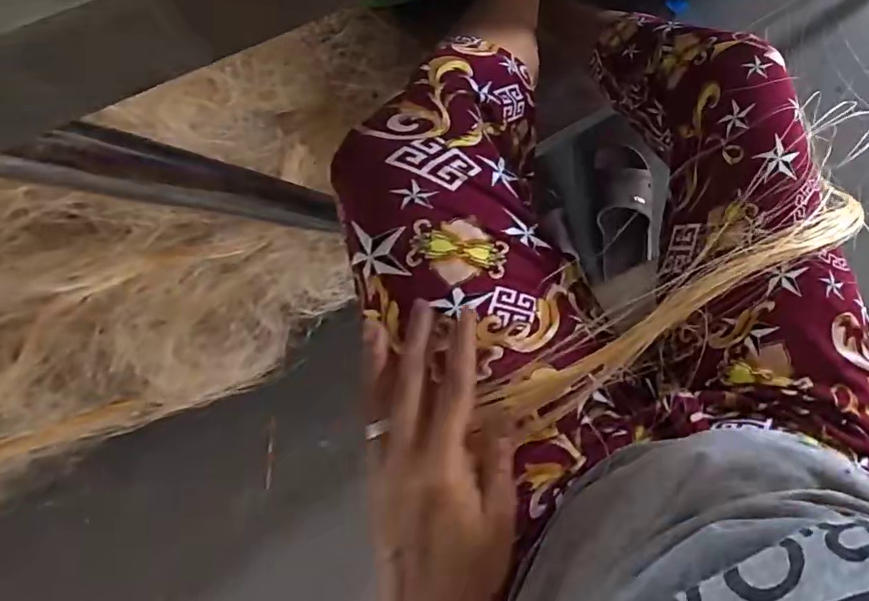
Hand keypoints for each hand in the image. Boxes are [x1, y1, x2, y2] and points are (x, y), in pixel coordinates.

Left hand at [366, 304, 516, 600]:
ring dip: (378, 361)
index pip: (454, 392)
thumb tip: (500, 413)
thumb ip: (497, 462)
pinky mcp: (370, 479)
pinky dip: (368, 393)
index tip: (464, 314)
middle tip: (422, 302)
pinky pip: (368, 425)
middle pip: (411, 386)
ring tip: (375, 325)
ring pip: (377, 402)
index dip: (460, 349)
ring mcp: (382, 467)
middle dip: (417, 341)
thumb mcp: (499, 518)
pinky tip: (371, 375)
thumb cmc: (471, 566)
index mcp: (442, 463)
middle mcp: (406, 457)